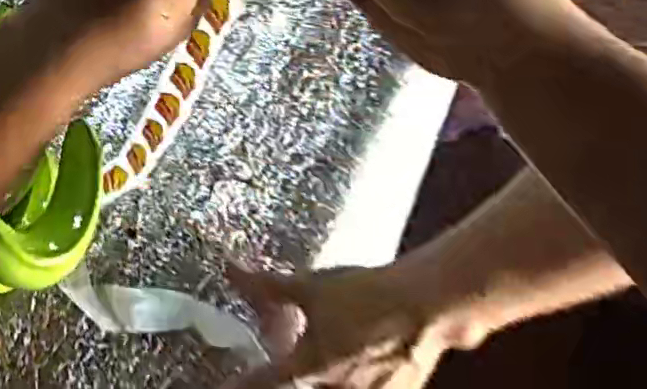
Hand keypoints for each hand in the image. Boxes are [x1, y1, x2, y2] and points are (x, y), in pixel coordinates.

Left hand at [228, 262, 464, 388]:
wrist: (421, 308)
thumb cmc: (360, 294)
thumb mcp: (310, 286)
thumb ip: (268, 286)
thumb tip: (229, 270)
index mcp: (312, 367)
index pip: (265, 382)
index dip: (241, 384)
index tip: (225, 385)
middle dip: (284, 379)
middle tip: (274, 365)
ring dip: (314, 380)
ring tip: (318, 355)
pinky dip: (344, 382)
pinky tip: (346, 361)